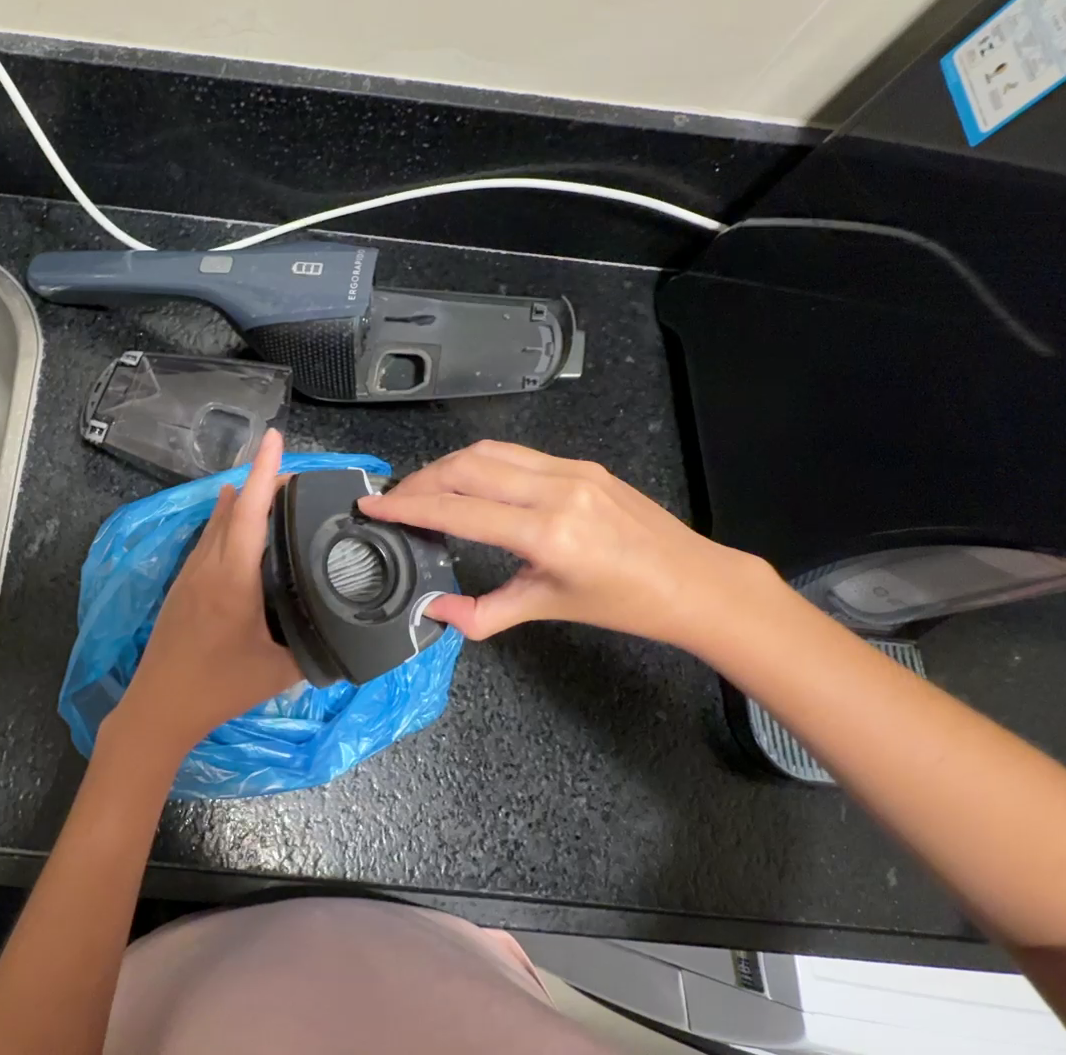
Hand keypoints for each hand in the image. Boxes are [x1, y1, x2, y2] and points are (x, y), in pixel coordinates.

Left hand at [107, 429, 301, 755]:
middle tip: (292, 469)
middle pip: (233, 510)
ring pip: (215, 524)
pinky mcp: (181, 588)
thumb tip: (349, 637)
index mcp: (232, 578)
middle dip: (260, 481)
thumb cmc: (218, 687)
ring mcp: (189, 575)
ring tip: (269, 488)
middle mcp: (207, 567)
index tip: (275, 438)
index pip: (251, 514)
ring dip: (240, 501)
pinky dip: (225, 523)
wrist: (159, 706)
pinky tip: (234, 527)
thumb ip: (315, 649)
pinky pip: (207, 542)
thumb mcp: (277, 671)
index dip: (266, 473)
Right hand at [357, 441, 779, 652]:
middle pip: (466, 468)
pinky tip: (465, 480)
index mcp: (547, 534)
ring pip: (487, 451)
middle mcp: (556, 491)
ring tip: (421, 489)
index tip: (373, 506)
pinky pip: (513, 453)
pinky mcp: (580, 464)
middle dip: (419, 481)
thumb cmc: (624, 603)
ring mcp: (571, 471)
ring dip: (444, 466)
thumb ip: (482, 612)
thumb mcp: (546, 609)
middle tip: (392, 501)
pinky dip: (477, 462)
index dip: (408, 507)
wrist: (692, 580)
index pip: (459, 511)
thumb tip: (433, 610)